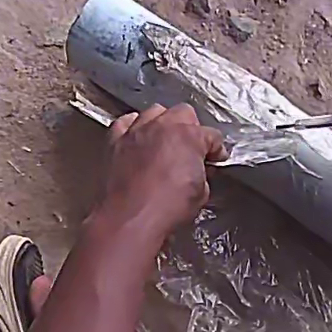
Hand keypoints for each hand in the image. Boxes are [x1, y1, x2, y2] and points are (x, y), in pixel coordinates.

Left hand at [92, 104, 226, 242]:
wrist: (130, 219)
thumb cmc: (168, 208)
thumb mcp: (200, 194)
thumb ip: (203, 174)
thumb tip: (199, 171)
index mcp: (189, 136)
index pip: (212, 136)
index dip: (216, 149)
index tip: (216, 160)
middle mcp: (162, 126)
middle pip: (183, 113)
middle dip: (191, 128)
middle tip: (191, 149)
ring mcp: (136, 131)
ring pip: (153, 112)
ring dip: (163, 124)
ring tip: (164, 141)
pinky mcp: (115, 142)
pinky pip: (124, 124)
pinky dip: (133, 128)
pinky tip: (137, 139)